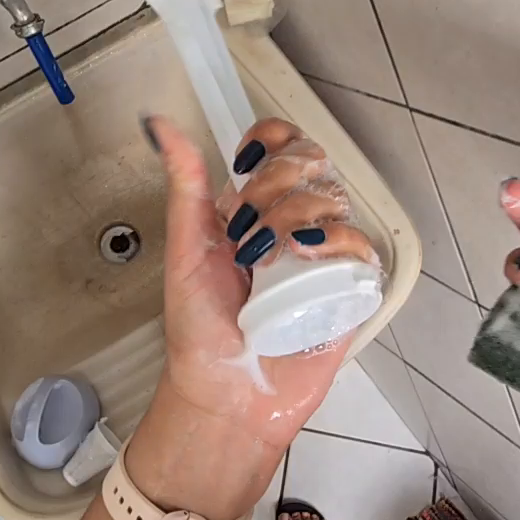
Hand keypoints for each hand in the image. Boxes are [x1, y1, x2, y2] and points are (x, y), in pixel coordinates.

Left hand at [122, 116, 375, 519]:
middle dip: (276, 183)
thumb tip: (160, 125)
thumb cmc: (198, 329)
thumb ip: (184, 184)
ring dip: (296, 216)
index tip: (249, 162)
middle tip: (248, 228)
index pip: (280, 144)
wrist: (224, 395)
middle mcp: (290, 222)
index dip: (273, 138)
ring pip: (332, 197)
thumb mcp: (184, 250)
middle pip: (308, 162)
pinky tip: (306, 257)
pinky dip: (336, 241)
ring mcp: (321, 253)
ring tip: (267, 258)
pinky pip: (359, 245)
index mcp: (252, 208)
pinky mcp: (347, 287)